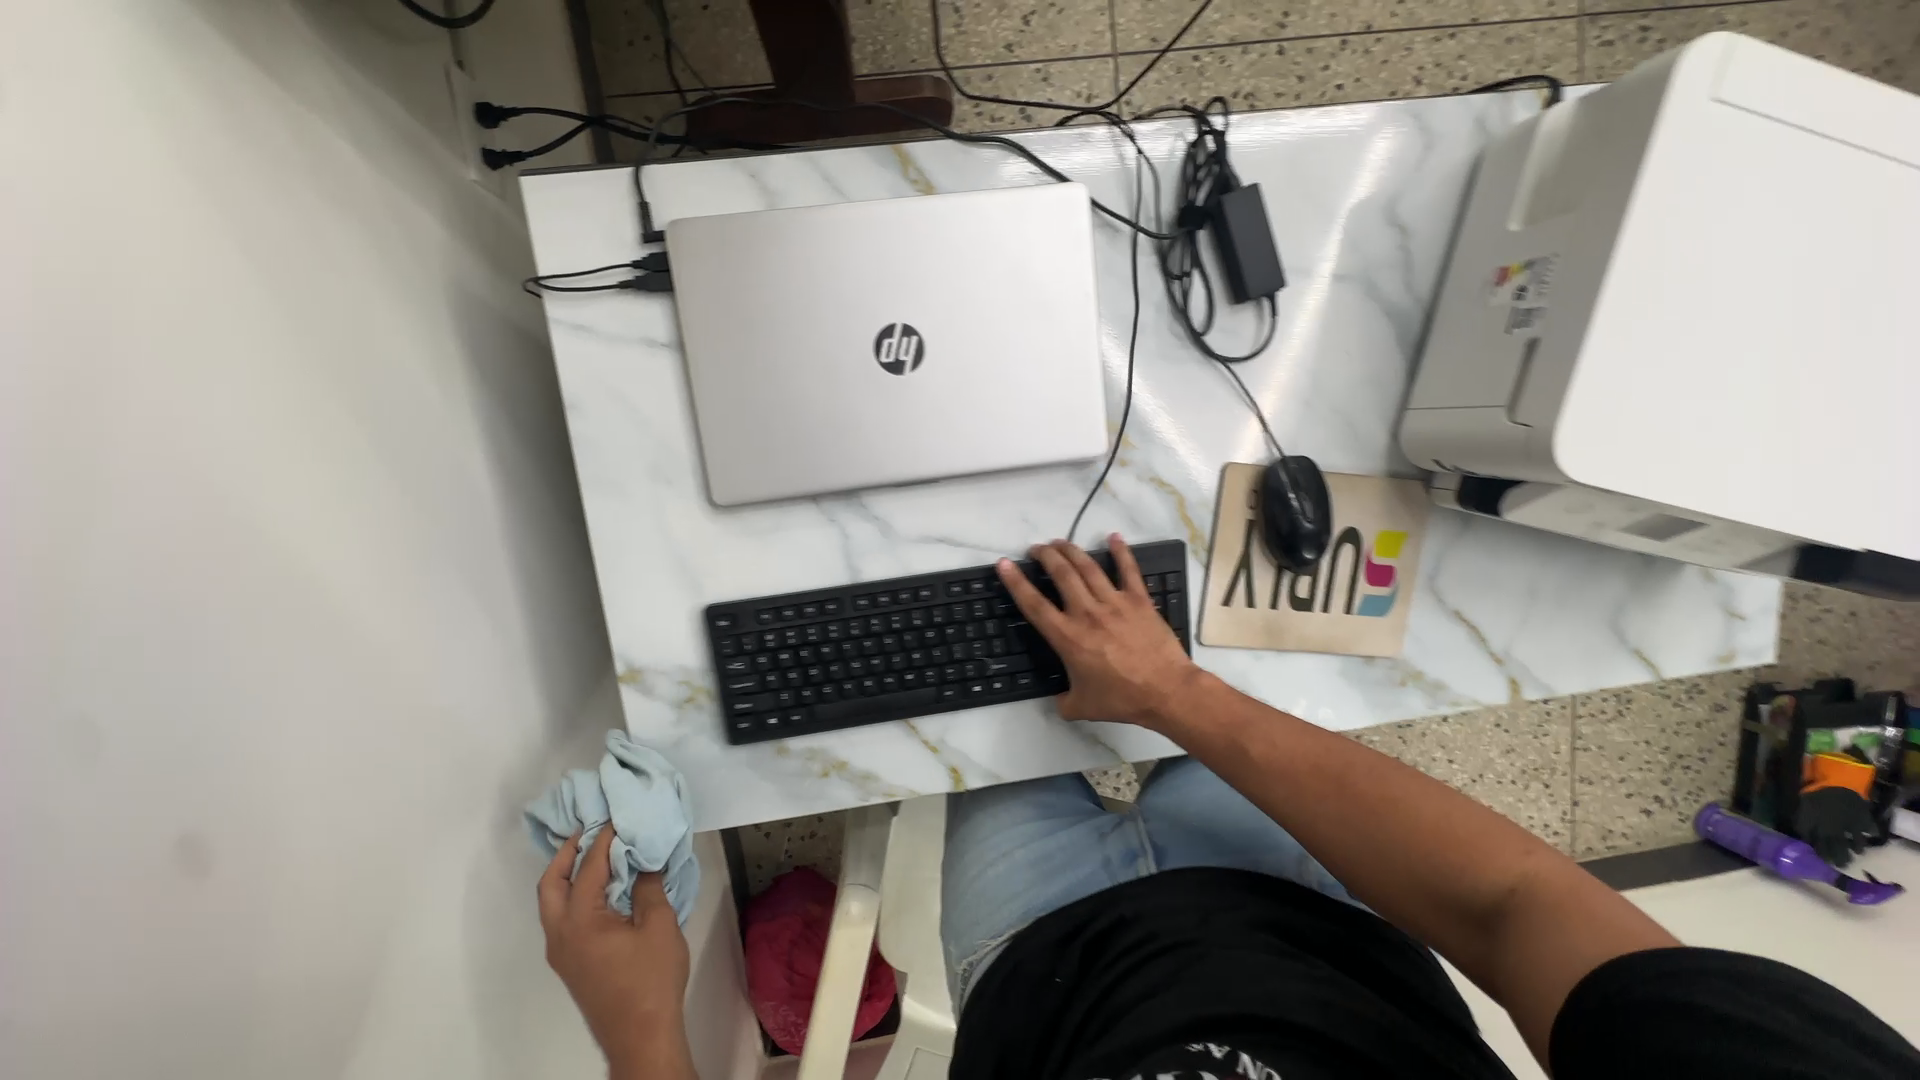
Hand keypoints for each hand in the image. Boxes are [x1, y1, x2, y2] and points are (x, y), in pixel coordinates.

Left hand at [538, 828, 694, 1077]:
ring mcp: (562, 951)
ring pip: (553, 902)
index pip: (588, 868)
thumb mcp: (659, 925)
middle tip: (590, 830)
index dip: (604, 839)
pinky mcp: (571, 962)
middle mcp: (560, 934)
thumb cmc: (651, 978)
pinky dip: (576, 893)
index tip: (617, 816)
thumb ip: (649, 888)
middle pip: (551, 884)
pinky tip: (602, 887)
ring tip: (596, 853)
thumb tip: (643, 863)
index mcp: (580, 921)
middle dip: (567, 853)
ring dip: (569, 874)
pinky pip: (564, 916)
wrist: (641, 1034)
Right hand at [996, 535, 1202, 729]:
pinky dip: (1121, 552)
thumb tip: (1058, 700)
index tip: (1004, 564)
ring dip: (1071, 551)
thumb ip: (1063, 700)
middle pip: (1061, 574)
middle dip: (1045, 556)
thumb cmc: (1122, 699)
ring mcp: (1115, 603)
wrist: (1166, 691)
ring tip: (1059, 542)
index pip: (1034, 604)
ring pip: (1088, 567)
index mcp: (1068, 637)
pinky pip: (1129, 570)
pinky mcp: (1140, 601)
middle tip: (1036, 549)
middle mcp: (1087, 613)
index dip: (1016, 582)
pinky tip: (1114, 537)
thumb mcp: (1082, 707)